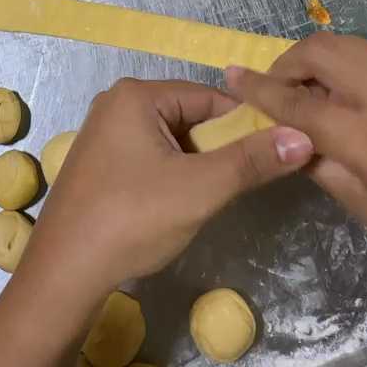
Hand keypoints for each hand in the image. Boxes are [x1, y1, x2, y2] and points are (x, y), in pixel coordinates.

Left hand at [28, 78, 312, 291]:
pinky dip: (172, 173)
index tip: (276, 151)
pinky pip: (149, 155)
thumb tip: (301, 136)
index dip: (245, 124)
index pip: (208, 97)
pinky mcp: (100, 162)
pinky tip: (179, 203)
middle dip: (218, 147)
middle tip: (243, 181)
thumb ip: (250, 161)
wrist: (65, 271)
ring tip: (211, 195)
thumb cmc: (132, 218)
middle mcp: (117, 103)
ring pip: (170, 138)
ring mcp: (104, 132)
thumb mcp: (199, 189)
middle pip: (188, 116)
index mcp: (137, 95)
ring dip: (196, 163)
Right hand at [226, 34, 366, 315]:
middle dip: (287, 62)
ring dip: (322, 59)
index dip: (258, 91)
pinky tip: (358, 91)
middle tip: (277, 89)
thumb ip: (330, 171)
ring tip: (315, 90)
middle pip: (321, 51)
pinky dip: (356, 62)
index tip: (230, 75)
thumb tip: (295, 140)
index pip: (297, 105)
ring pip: (353, 44)